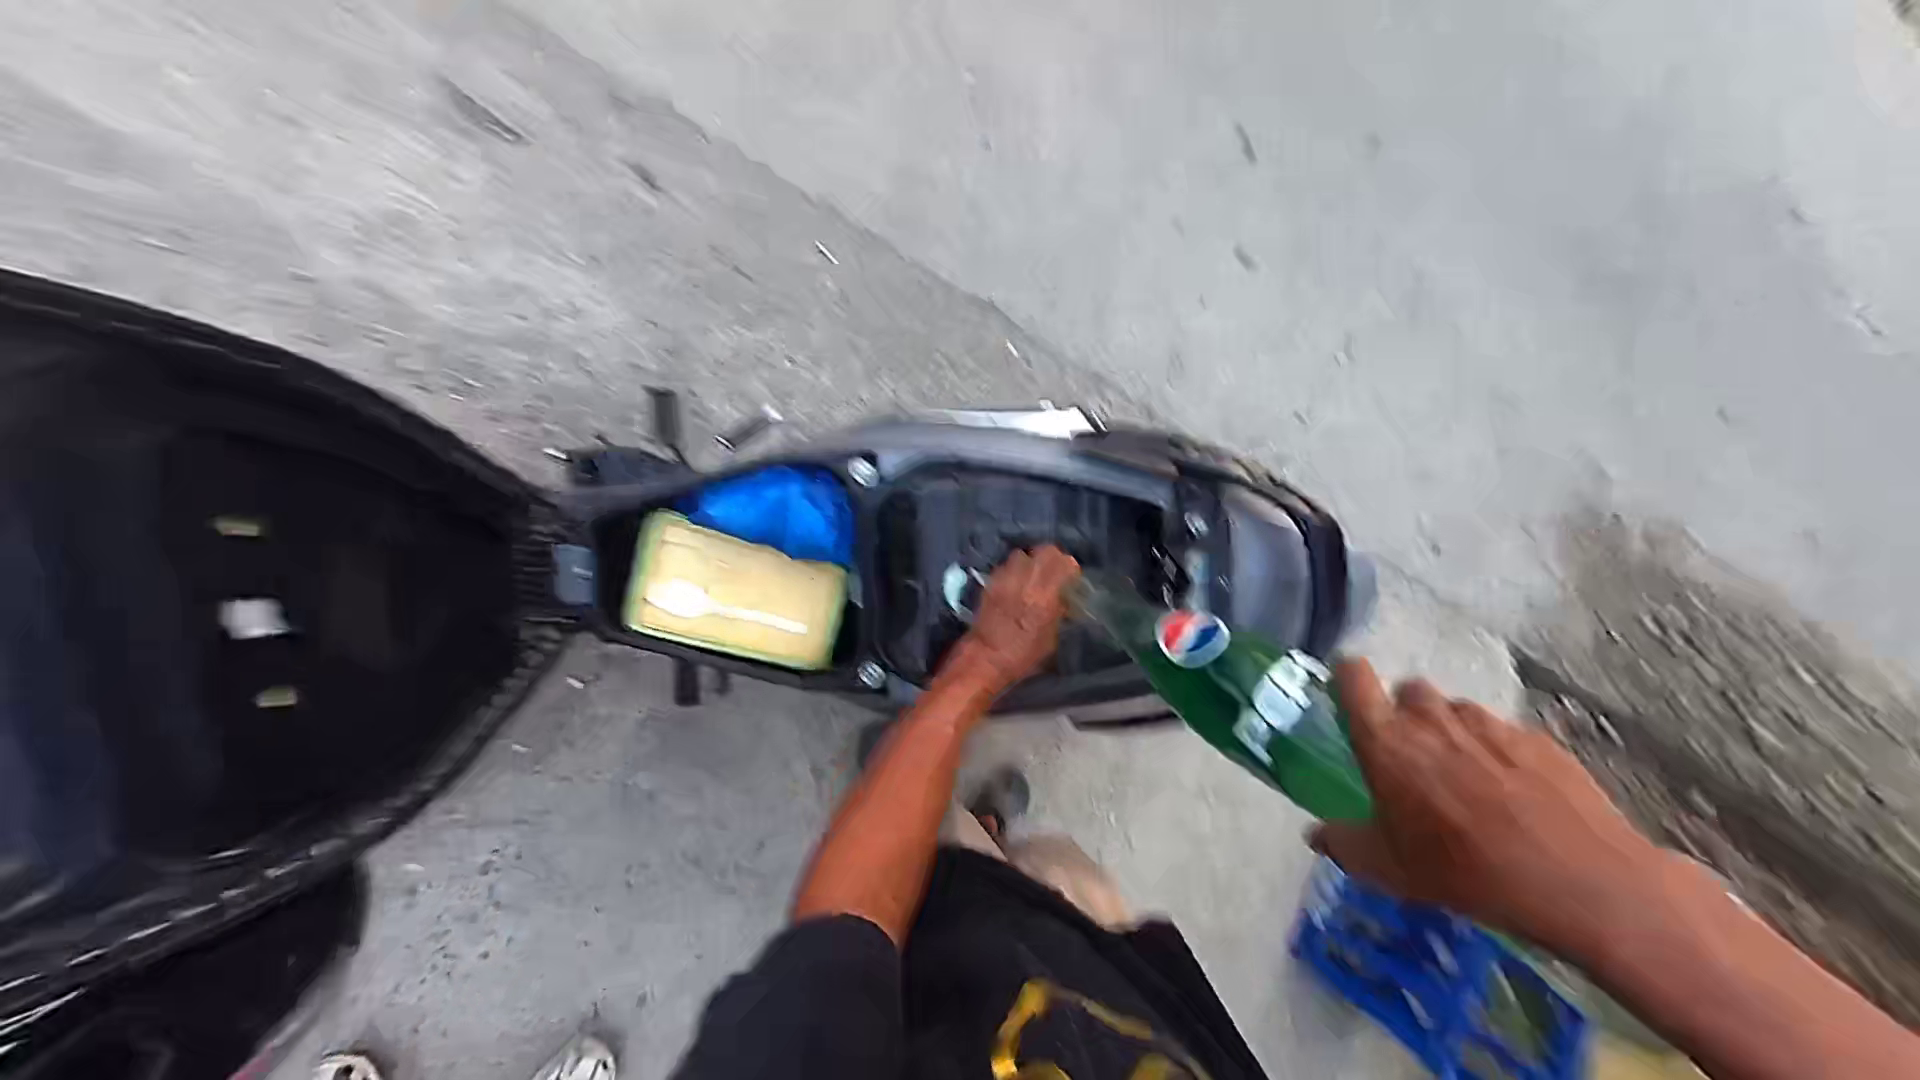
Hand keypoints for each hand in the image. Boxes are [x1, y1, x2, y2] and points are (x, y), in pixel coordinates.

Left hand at [944, 545, 1081, 694]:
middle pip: (1045, 550)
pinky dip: (1014, 570)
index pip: (1065, 563)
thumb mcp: (1051, 638)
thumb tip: (1064, 599)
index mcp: (1045, 594)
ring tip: (1033, 576)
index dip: (1071, 568)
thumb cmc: (1023, 656)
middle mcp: (1025, 579)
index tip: (1072, 577)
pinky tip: (1015, 584)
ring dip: (1031, 562)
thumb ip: (1060, 612)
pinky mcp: (990, 581)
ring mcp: (1005, 577)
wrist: (985, 658)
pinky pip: (1006, 566)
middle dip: (1053, 558)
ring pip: (1023, 554)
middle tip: (1055, 571)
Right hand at [1311, 658, 1665, 953]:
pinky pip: (1505, 733)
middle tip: (1413, 755)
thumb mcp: (1387, 869)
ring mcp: (1489, 724)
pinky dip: (1500, 753)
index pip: (1352, 676)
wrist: (1585, 885)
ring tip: (1468, 776)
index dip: (1347, 678)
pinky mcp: (1539, 739)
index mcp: (1385, 737)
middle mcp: (1431, 717)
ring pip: (1457, 710)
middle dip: (1405, 712)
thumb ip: (1343, 843)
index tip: (1349, 697)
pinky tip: (1516, 794)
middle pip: (1407, 690)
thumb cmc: (1464, 870)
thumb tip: (1317, 835)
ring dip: (1452, 731)